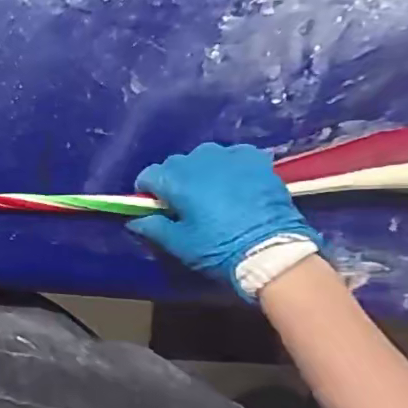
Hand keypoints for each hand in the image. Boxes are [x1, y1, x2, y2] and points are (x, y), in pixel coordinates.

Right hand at [126, 143, 320, 297]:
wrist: (272, 250)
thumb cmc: (217, 248)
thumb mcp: (179, 244)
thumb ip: (152, 227)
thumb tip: (135, 220)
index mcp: (177, 179)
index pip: (148, 175)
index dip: (147, 192)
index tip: (154, 208)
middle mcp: (200, 160)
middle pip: (175, 164)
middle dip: (173, 181)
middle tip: (182, 205)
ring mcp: (231, 156)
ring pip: (204, 157)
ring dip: (200, 172)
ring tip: (209, 194)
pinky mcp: (256, 159)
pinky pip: (233, 156)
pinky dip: (228, 167)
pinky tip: (234, 185)